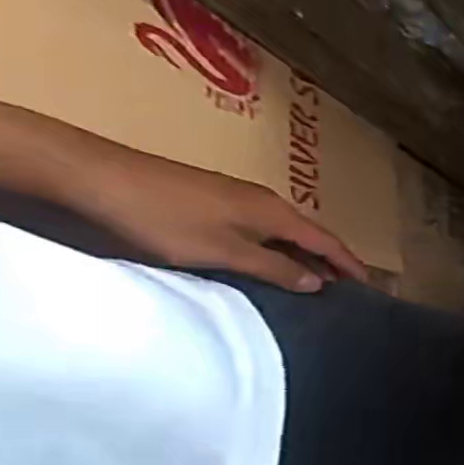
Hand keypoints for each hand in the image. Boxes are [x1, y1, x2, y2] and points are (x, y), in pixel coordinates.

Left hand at [76, 144, 367, 292]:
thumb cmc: (162, 218)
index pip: (327, 241)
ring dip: (305, 255)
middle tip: (348, 289)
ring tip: (315, 281)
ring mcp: (239, 199)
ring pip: (287, 232)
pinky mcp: (216, 201)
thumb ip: (272, 268)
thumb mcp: (222, 252)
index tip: (370, 287)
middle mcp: (265, 202)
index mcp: (275, 213)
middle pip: (311, 234)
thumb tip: (316, 282)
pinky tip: (272, 261)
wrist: (93, 175)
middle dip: (333, 261)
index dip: (350, 265)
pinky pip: (265, 229)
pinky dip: (280, 248)